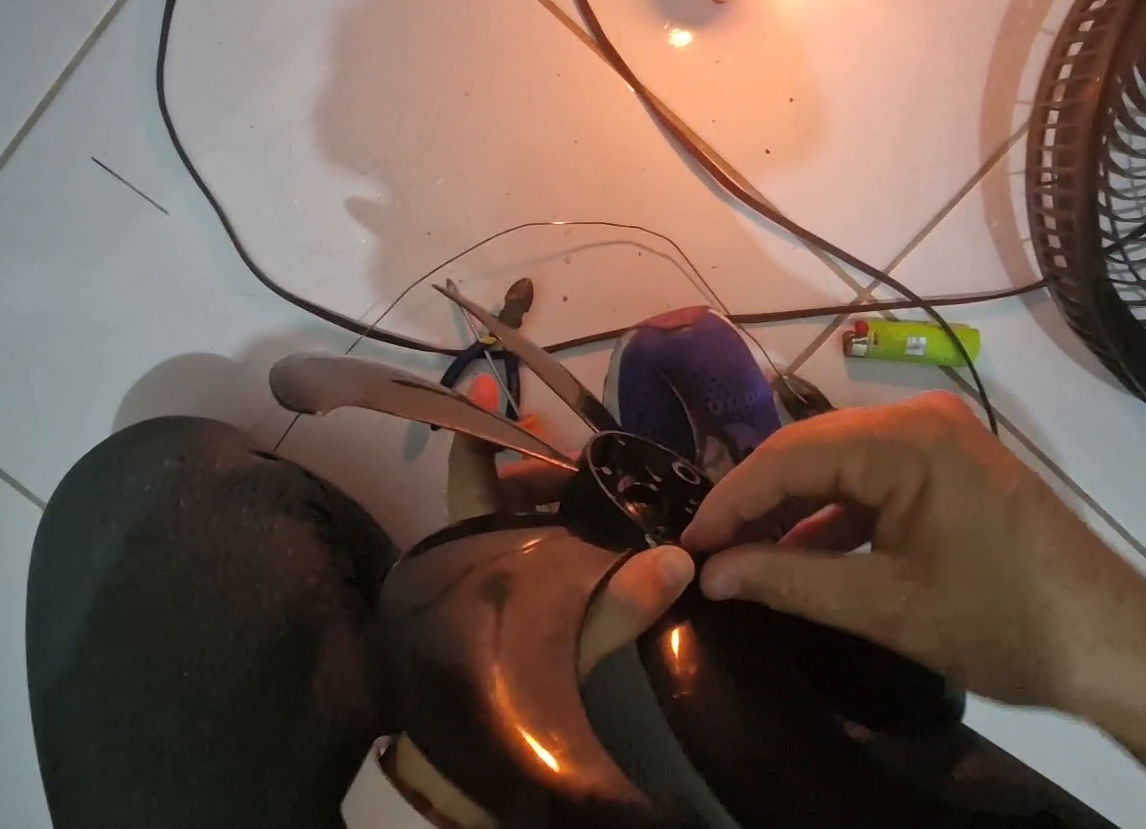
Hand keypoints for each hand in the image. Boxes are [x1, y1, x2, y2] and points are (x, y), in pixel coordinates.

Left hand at [445, 387, 693, 673]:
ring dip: (560, 498)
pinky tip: (608, 532)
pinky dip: (568, 528)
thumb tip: (676, 558)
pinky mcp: (515, 591)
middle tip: (594, 467)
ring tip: (611, 496)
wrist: (477, 761)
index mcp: (475, 549)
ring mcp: (496, 570)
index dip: (477, 430)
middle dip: (545, 467)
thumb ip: (618, 606)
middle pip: (504, 489)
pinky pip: (540, 543)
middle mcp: (480, 549)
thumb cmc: (509, 696)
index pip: (469, 476)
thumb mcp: (571, 650)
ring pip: (523, 515)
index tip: (488, 385)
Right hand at [680, 391, 1145, 710]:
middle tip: (711, 549)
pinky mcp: (942, 462)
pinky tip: (800, 552)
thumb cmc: (1007, 624)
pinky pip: (865, 477)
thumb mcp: (887, 608)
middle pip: (807, 451)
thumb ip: (788, 581)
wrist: (1122, 652)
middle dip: (755, 502)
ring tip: (744, 552)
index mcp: (906, 439)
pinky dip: (830, 513)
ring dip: (790, 508)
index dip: (732, 501)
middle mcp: (916, 418)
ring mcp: (933, 436)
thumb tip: (709, 575)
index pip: (789, 457)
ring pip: (832, 463)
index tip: (691, 542)